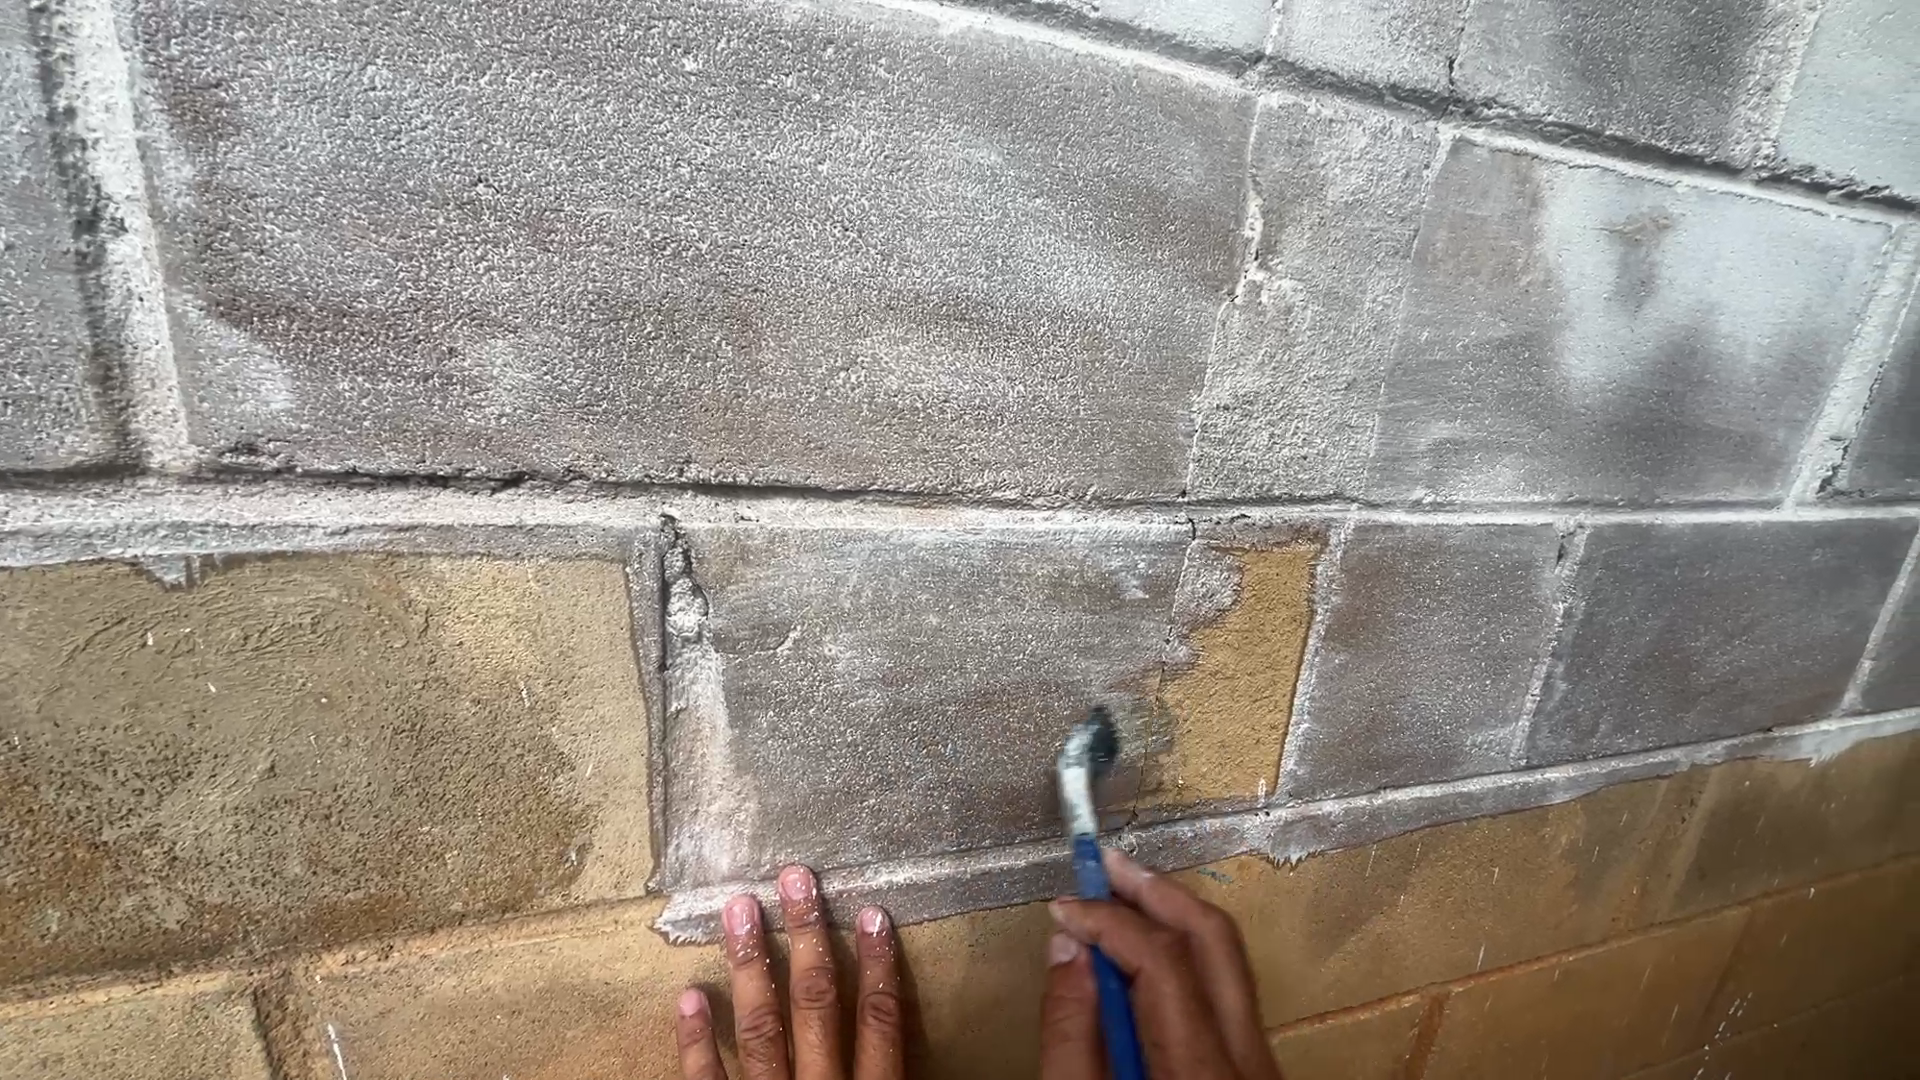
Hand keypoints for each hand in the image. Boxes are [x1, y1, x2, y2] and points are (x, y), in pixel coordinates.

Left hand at [676, 865, 903, 1079]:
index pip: (878, 1021)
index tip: (873, 912)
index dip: (878, 965)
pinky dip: (696, 1040)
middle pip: (815, 1003)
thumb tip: (892, 1024)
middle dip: (806, 936)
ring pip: (761, 1027)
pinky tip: (689, 996)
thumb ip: (884, 1071)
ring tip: (740, 908)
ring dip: (750, 964)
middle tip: (794, 878)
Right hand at [1043, 849, 1282, 1079]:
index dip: (1108, 919)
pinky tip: (1138, 946)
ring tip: (1117, 890)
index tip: (1063, 909)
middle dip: (1153, 889)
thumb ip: (1069, 1030)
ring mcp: (1261, 1061)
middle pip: (1213, 936)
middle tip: (1103, 864)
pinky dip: (1180, 947)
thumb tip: (1066, 943)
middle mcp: (1250, 1060)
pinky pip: (1223, 981)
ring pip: (1225, 953)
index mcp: (1204, 1073)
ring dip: (1168, 911)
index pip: (1164, 959)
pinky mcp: (1256, 1064)